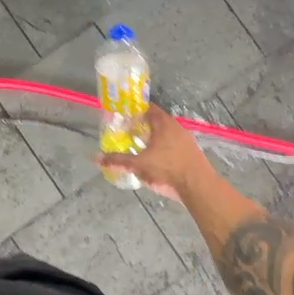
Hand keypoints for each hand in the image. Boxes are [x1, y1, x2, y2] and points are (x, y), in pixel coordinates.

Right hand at [96, 105, 215, 199]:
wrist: (198, 186)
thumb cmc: (167, 170)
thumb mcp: (139, 165)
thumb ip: (118, 160)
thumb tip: (95, 158)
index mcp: (164, 124)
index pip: (149, 108)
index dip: (136, 110)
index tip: (125, 116)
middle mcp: (177, 128)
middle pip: (158, 121)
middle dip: (144, 126)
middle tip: (130, 133)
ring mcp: (187, 140)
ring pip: (168, 133)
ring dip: (156, 138)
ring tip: (142, 147)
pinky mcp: (193, 152)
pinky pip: (175, 145)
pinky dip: (165, 148)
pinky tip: (159, 160)